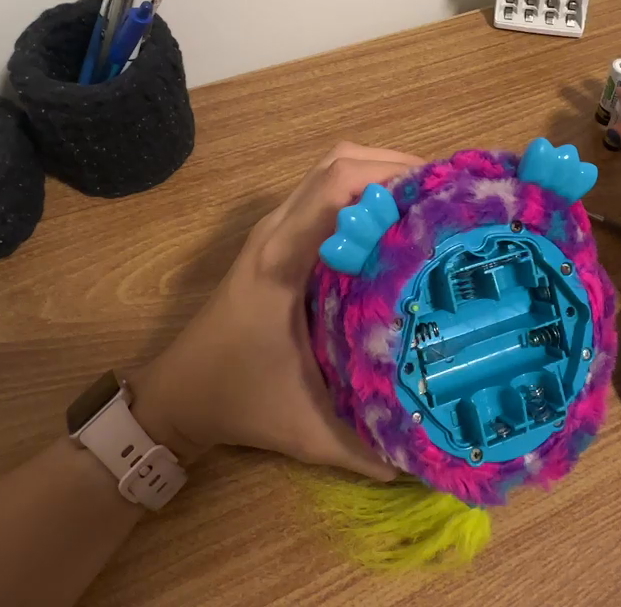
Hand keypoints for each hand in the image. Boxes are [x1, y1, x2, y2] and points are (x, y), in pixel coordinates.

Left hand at [128, 143, 423, 480]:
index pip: (336, 186)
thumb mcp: (306, 429)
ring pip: (330, 168)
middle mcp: (278, 230)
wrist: (176, 393)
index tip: (440, 196)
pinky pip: (323, 190)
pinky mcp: (276, 235)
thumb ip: (366, 449)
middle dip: (394, 165)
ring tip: (426, 201)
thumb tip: (428, 458)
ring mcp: (274, 227)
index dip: (389, 176)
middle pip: (338, 162)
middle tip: (444, 196)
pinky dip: (361, 189)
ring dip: (378, 172)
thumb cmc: (237, 400)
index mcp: (283, 260)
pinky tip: (393, 221)